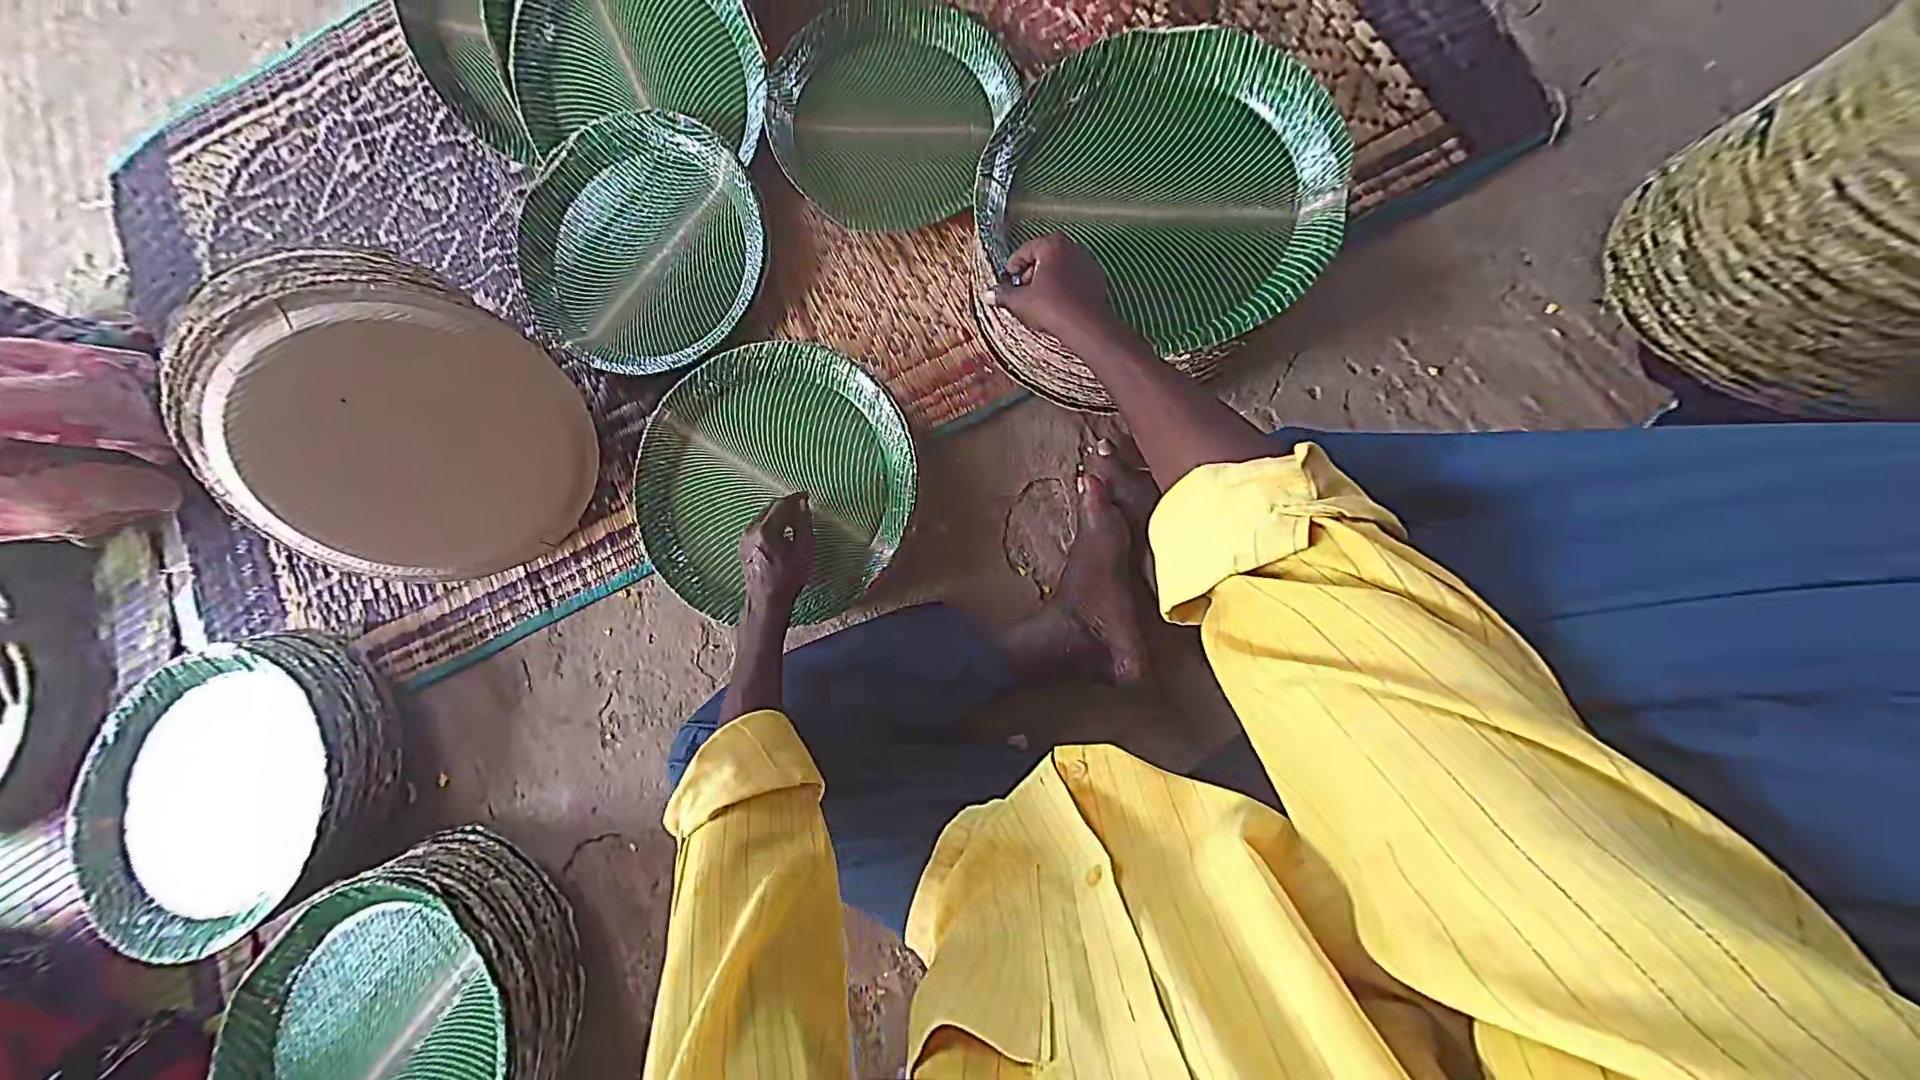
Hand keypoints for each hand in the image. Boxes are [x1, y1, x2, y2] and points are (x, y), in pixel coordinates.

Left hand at [738, 492, 813, 622]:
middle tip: (801, 507)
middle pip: (770, 507)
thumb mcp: (804, 549)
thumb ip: (804, 523)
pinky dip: (770, 523)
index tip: (806, 496)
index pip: (781, 504)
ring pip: (763, 516)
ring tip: (793, 520)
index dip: (795, 498)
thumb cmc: (788, 577)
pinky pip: (758, 526)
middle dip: (786, 505)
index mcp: (766, 530)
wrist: (767, 600)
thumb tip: (803, 506)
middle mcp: (751, 530)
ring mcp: (744, 538)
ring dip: (778, 514)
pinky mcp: (742, 545)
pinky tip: (781, 531)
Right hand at [983, 233, 1132, 347]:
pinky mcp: (1097, 280)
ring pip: (1060, 268)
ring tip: (1038, 300)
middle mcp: (1072, 247)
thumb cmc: (1050, 307)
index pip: (1025, 250)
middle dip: (1030, 273)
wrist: (1084, 326)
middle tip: (1021, 291)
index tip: (1007, 280)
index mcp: (1052, 244)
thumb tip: (988, 294)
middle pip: (1044, 257)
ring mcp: (1087, 263)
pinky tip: (1057, 305)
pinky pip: (1074, 280)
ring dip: (1047, 281)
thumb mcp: (1020, 301)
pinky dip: (1063, 288)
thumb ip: (1003, 295)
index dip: (1012, 266)